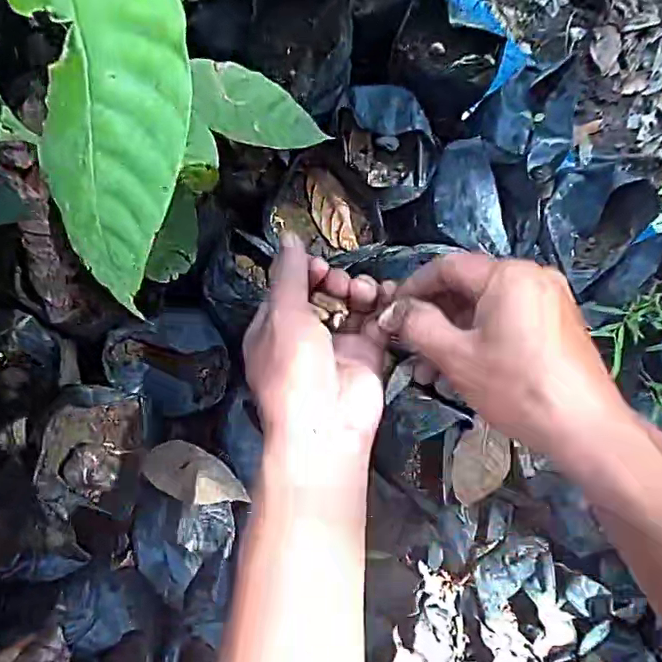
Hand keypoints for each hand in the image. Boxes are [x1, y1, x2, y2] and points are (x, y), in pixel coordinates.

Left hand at [243, 236, 387, 470]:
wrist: (326, 424)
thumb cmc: (293, 368)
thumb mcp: (284, 313)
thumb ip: (290, 274)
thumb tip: (288, 238)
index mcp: (274, 328)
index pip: (290, 289)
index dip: (306, 272)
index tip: (319, 266)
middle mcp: (305, 336)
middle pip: (324, 294)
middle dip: (335, 281)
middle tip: (342, 284)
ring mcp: (337, 347)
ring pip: (352, 305)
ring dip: (360, 291)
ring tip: (365, 294)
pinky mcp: (367, 355)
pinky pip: (377, 323)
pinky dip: (383, 308)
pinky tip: (387, 298)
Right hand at [370, 254, 628, 461]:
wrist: (583, 428)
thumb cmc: (517, 388)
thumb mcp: (456, 356)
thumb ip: (418, 326)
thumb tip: (394, 312)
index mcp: (508, 275)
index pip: (446, 267)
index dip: (412, 288)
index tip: (391, 314)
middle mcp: (532, 277)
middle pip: (467, 287)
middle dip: (433, 318)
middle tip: (408, 347)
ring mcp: (548, 300)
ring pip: (485, 309)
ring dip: (453, 334)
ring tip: (430, 370)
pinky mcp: (556, 325)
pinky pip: (507, 321)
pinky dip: (480, 340)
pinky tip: (461, 370)